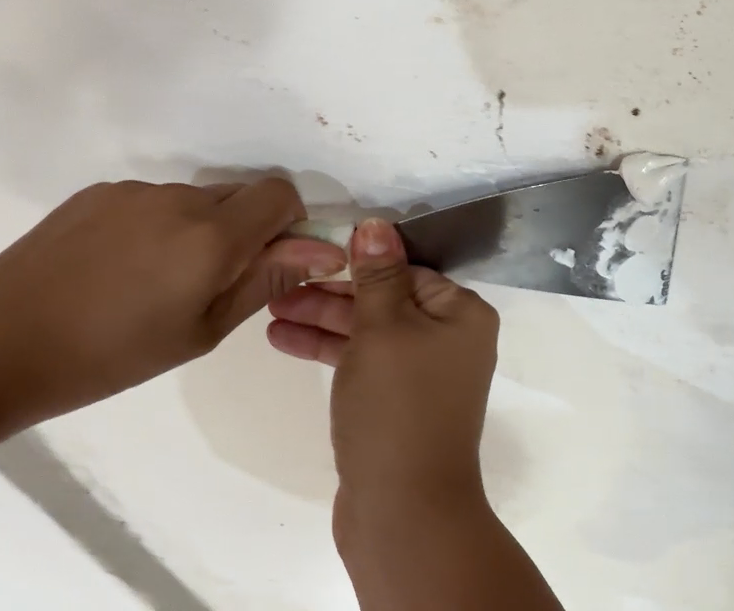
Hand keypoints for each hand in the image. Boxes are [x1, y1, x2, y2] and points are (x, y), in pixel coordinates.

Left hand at [0, 179, 344, 426]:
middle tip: (206, 285)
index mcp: (211, 236)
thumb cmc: (108, 358)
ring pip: (195, 200)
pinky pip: (151, 201)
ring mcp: (133, 191)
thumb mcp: (201, 332)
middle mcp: (179, 198)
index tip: (268, 263)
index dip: (288, 224)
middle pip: (240, 195)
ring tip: (149, 285)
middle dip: (242, 231)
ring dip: (196, 230)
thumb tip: (324, 250)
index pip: (282, 194)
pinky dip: (155, 227)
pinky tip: (115, 272)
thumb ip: (266, 282)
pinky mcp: (95, 193)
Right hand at [267, 219, 499, 511]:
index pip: (408, 270)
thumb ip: (377, 275)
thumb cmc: (398, 405)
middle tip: (280, 283)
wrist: (404, 509)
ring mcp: (425, 374)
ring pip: (371, 331)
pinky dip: (330, 351)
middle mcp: (451, 338)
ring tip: (270, 310)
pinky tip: (284, 340)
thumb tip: (376, 225)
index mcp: (463, 313)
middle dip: (333, 291)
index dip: (360, 262)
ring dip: (324, 319)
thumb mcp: (384, 328)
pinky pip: (364, 362)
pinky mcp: (399, 404)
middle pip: (387, 299)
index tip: (312, 252)